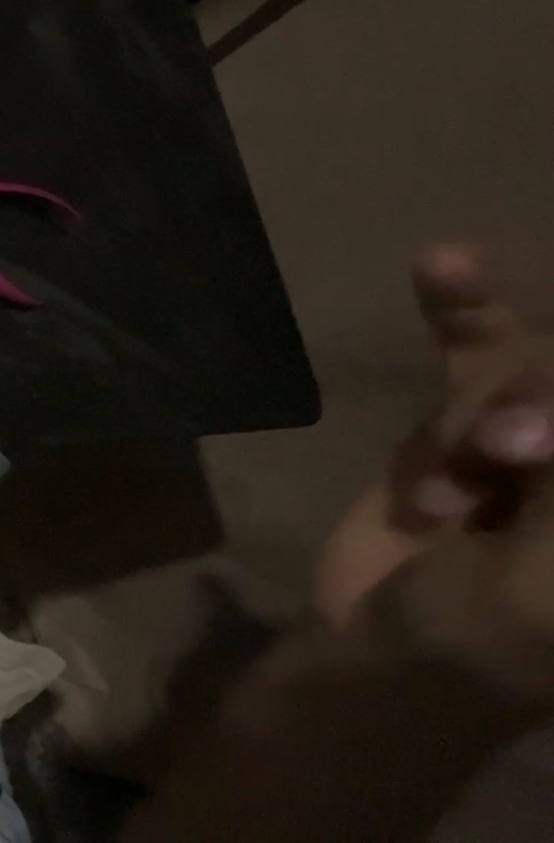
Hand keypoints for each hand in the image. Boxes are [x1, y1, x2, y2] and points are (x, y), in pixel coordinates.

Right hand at [314, 245, 553, 713]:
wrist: (376, 646)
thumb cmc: (481, 640)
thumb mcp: (550, 581)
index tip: (529, 447)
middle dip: (538, 406)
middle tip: (497, 458)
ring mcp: (547, 443)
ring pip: (532, 370)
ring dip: (482, 406)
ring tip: (447, 475)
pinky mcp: (468, 429)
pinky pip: (471, 357)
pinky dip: (457, 311)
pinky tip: (441, 265)